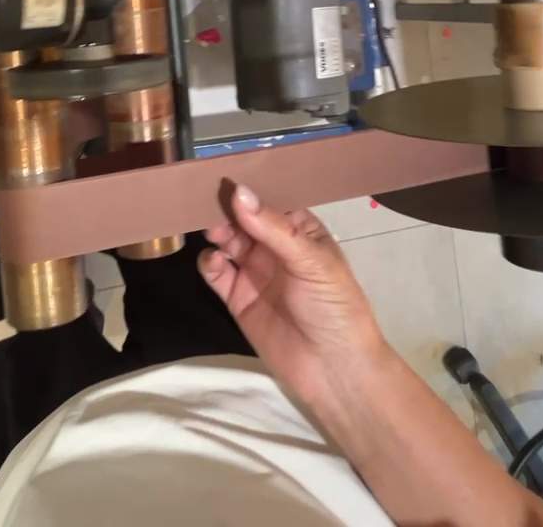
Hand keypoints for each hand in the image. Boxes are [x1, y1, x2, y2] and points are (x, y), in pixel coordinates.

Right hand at [199, 183, 388, 406]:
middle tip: (208, 200)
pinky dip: (209, 262)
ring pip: (228, 241)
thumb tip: (238, 191)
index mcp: (300, 230)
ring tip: (212, 230)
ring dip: (217, 231)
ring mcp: (255, 271)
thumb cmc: (334, 305)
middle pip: (244, 218)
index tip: (224, 173)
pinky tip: (214, 260)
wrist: (334, 369)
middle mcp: (275, 246)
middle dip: (227, 208)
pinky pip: (217, 272)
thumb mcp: (311, 260)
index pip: (270, 200)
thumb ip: (272, 226)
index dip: (250, 188)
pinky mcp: (237, 298)